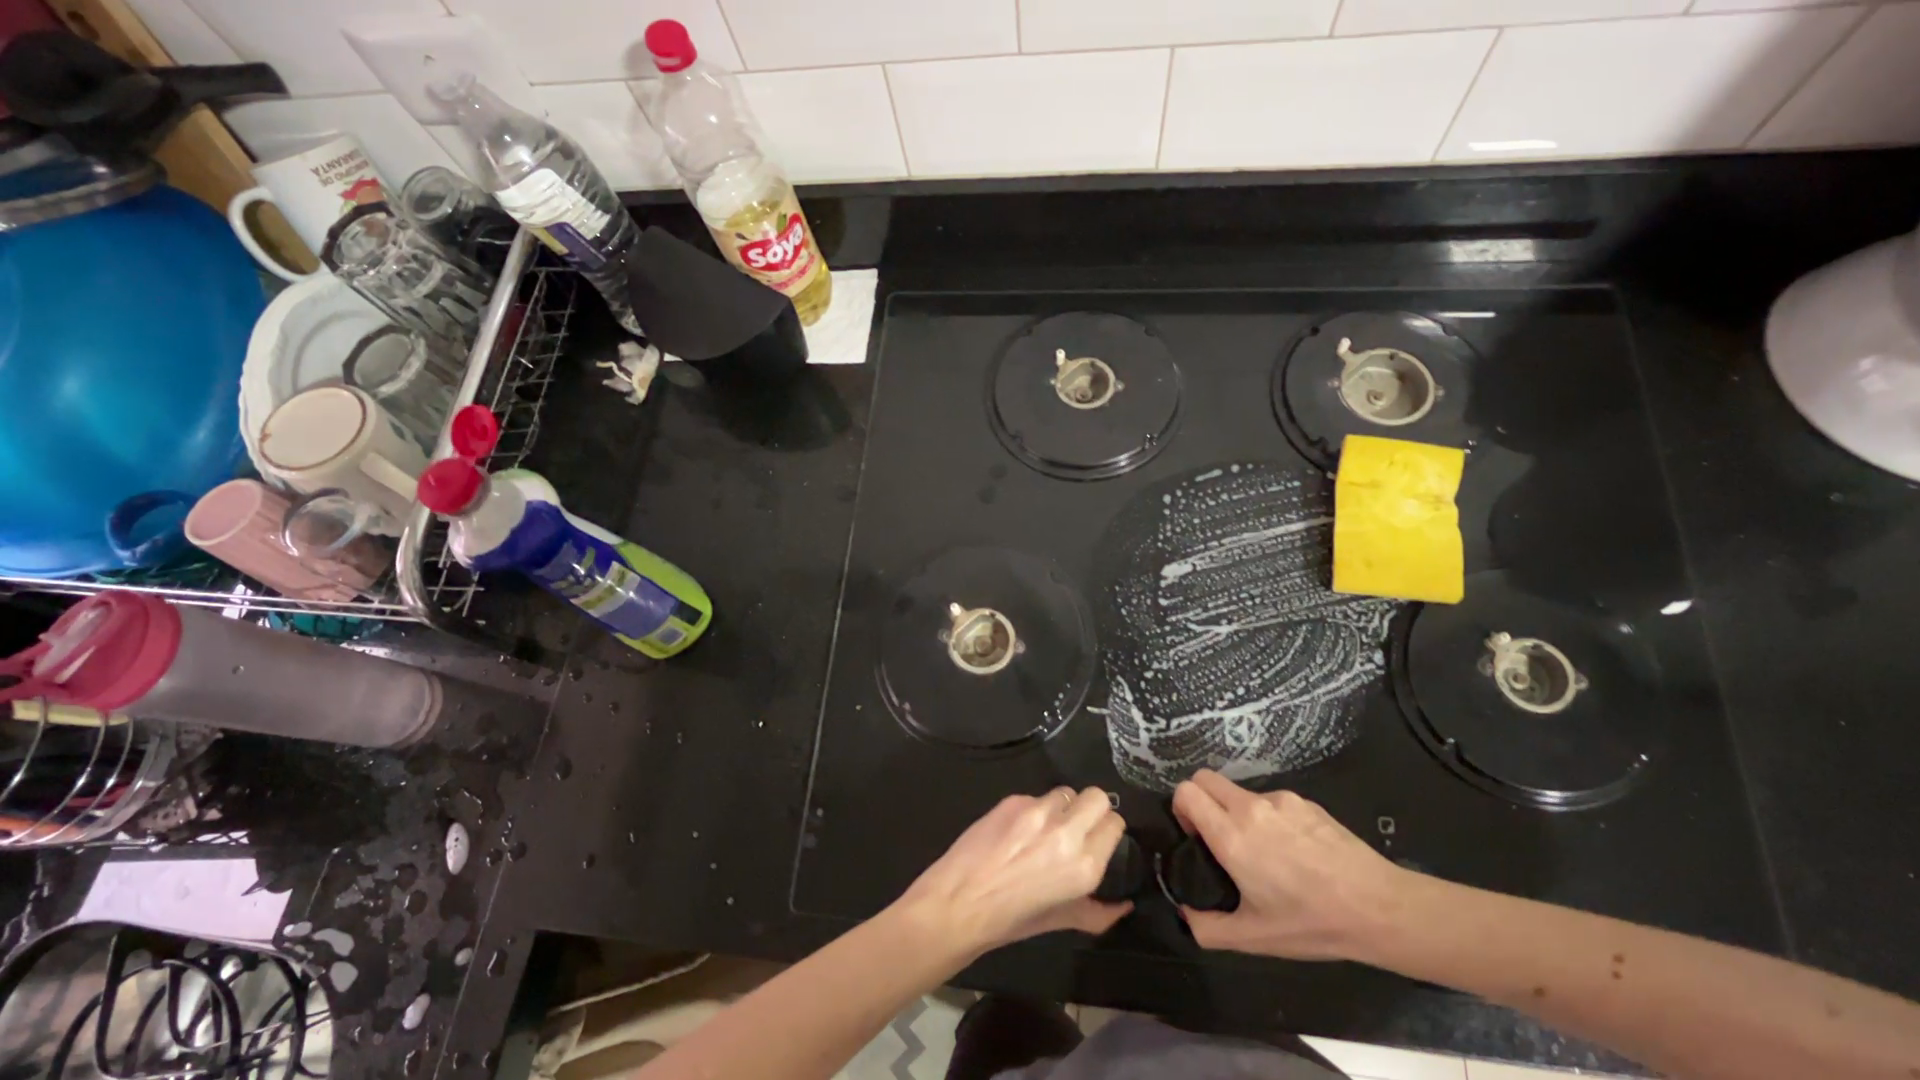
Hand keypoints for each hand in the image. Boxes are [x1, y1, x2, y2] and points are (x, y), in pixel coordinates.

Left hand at [894, 786, 1131, 956]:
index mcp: (1085, 866)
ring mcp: (1038, 813)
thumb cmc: (1009, 920)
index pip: (1114, 823)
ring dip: (1061, 807)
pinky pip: (1035, 796)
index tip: (1096, 840)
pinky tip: (1017, 830)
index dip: (1106, 830)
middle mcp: (1066, 833)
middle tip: (1077, 826)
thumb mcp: (1059, 921)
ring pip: (1065, 792)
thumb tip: (1125, 906)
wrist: (957, 904)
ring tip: (1045, 827)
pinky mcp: (1012, 801)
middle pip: (1097, 797)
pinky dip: (1032, 810)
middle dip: (1091, 809)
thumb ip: (1098, 913)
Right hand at [1172, 770, 1408, 960]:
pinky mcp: (1308, 803)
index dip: (1181, 810)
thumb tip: (1186, 911)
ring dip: (1236, 812)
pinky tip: (1292, 852)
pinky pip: (1272, 801)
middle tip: (1214, 839)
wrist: (1379, 907)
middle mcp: (1252, 808)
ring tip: (1261, 853)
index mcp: (1232, 835)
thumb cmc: (1311, 922)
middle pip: (1206, 779)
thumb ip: (1206, 927)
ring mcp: (1283, 801)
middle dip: (1200, 801)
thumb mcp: (1252, 938)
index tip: (1193, 838)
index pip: (1186, 792)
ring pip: (1240, 791)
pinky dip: (1268, 818)